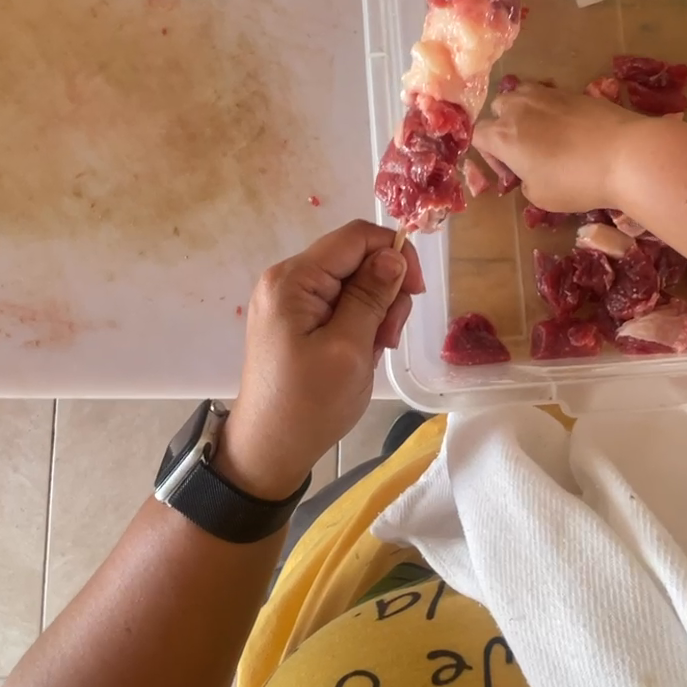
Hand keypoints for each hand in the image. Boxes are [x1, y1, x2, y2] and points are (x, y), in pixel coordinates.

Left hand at [220, 221, 425, 499]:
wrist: (270, 450)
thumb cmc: (309, 403)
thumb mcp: (349, 348)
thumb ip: (371, 296)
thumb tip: (394, 253)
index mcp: (294, 279)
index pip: (356, 237)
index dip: (394, 253)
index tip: (416, 292)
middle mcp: (288, 279)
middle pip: (356, 258)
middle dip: (385, 290)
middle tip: (388, 337)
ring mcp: (290, 300)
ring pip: (353, 282)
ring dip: (375, 311)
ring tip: (374, 350)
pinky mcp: (297, 319)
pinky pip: (340, 303)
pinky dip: (360, 322)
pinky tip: (362, 351)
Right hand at [473, 85, 647, 213]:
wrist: (625, 156)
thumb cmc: (576, 182)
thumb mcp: (540, 197)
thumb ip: (524, 181)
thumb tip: (529, 172)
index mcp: (503, 135)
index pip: (477, 135)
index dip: (488, 156)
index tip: (510, 173)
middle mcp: (519, 108)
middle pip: (498, 108)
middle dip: (504, 127)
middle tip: (524, 152)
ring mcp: (547, 95)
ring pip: (522, 94)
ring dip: (524, 112)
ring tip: (542, 133)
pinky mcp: (574, 91)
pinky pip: (549, 95)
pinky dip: (550, 109)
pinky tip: (568, 129)